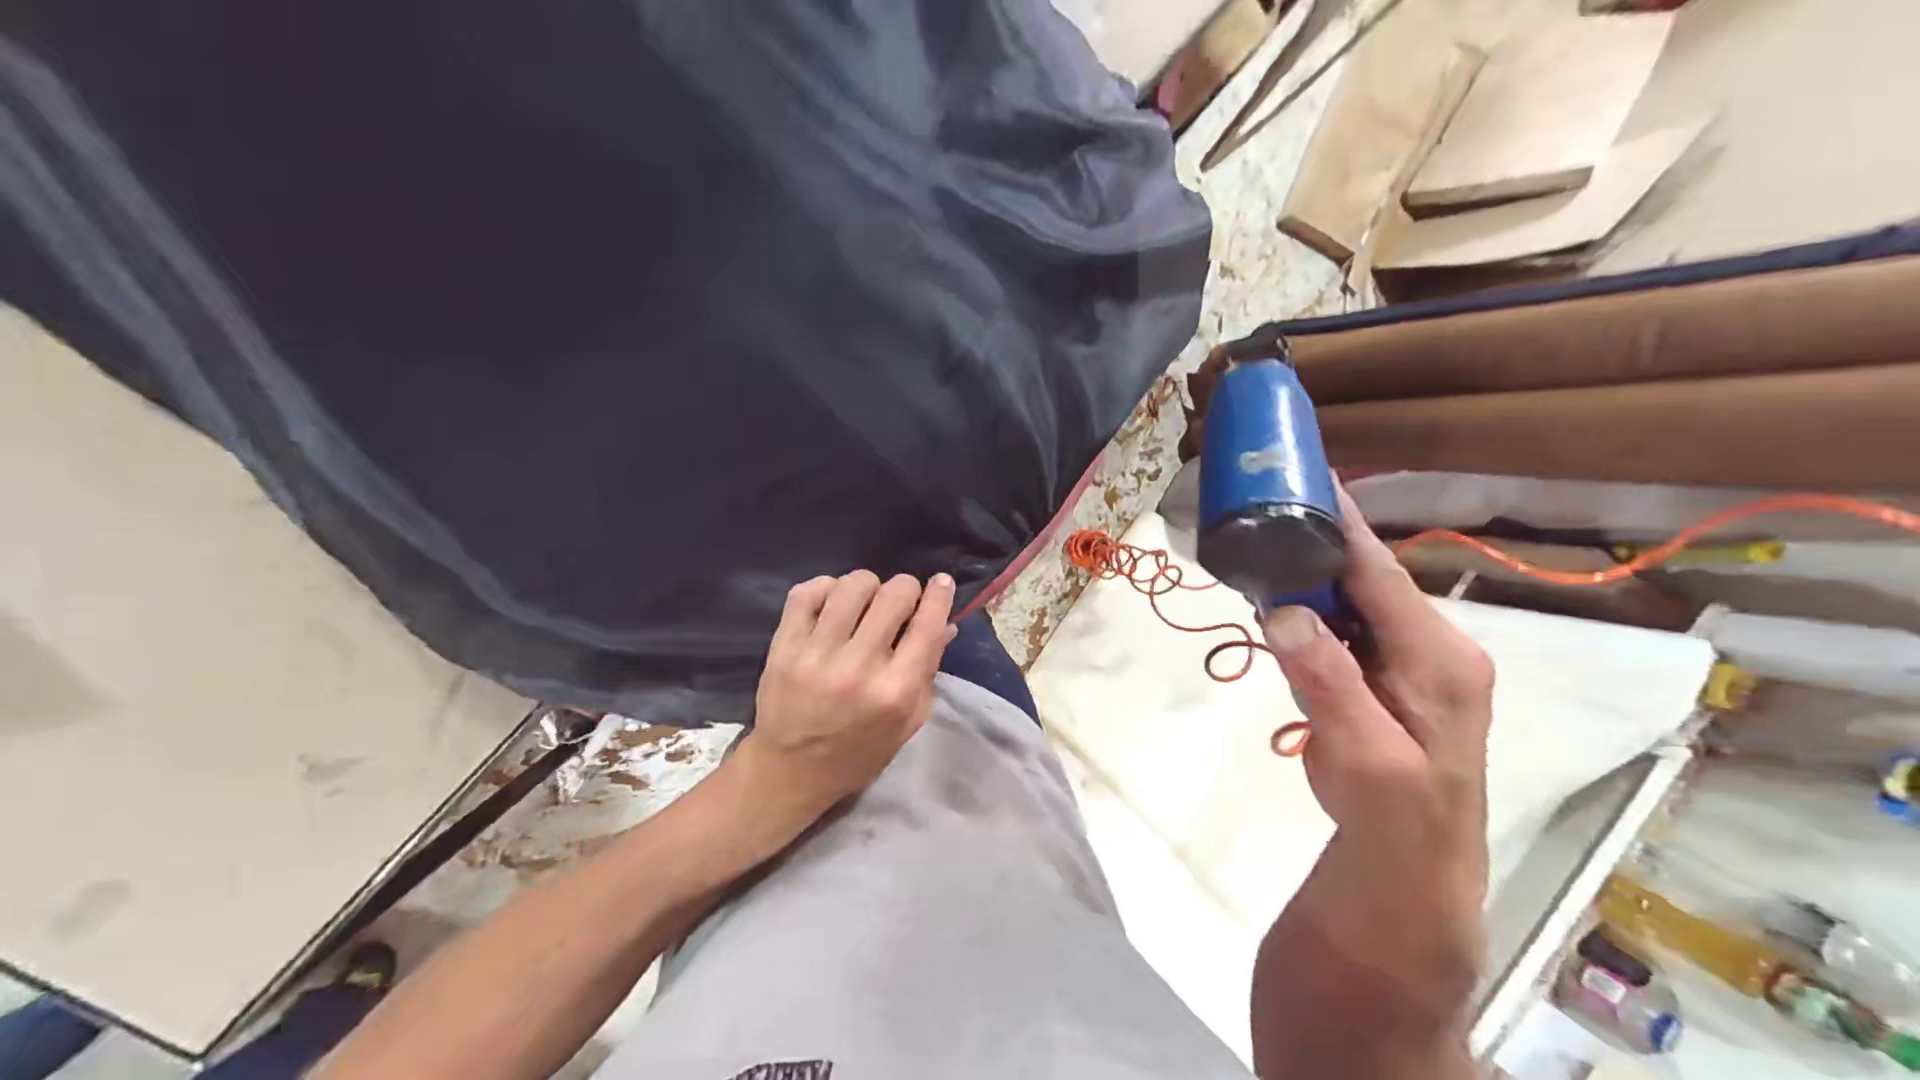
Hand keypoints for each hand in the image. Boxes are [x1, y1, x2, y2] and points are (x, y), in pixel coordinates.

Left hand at [740, 570, 956, 817]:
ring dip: (867, 585)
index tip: (940, 582)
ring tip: (865, 601)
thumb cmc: (859, 751)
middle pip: (894, 594)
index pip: (928, 625)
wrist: (791, 770)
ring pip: (851, 585)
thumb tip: (947, 622)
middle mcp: (858, 667)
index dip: (939, 594)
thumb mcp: (908, 721)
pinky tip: (832, 602)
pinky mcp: (784, 646)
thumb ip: (929, 670)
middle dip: (905, 589)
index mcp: (896, 691)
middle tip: (900, 600)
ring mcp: (816, 654)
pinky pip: (807, 592)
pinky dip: (826, 587)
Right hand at [1259, 487, 1492, 1017]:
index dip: (1342, 521)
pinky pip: (1341, 626)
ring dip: (1306, 577)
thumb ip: (1329, 682)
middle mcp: (1431, 644)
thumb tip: (1284, 611)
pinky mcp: (1383, 672)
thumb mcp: (1363, 754)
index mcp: (1438, 655)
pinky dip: (1307, 611)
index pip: (1381, 570)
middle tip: (1259, 509)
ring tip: (1258, 546)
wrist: (1409, 862)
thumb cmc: (1394, 812)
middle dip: (1313, 543)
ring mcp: (1408, 657)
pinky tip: (1277, 604)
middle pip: (1363, 577)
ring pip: (1348, 600)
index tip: (1307, 472)